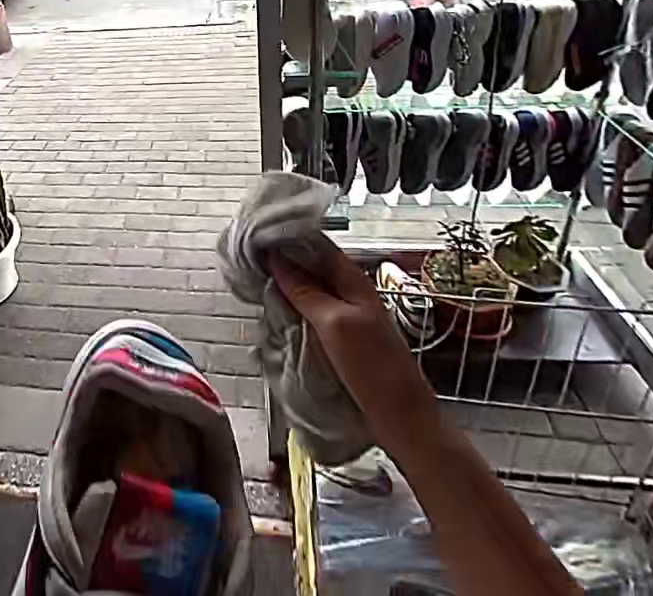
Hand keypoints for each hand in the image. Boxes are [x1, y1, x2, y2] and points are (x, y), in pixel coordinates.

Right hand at [271, 242, 440, 451]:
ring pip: (312, 287)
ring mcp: (347, 313)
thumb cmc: (372, 367)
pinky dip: (295, 303)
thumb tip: (276, 261)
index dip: (291, 237)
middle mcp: (351, 291)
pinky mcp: (342, 335)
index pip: (318, 245)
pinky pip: (314, 309)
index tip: (260, 235)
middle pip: (314, 265)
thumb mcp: (334, 324)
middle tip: (251, 257)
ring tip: (257, 277)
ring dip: (288, 282)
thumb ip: (305, 292)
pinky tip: (277, 307)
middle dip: (285, 259)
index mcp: (354, 280)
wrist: (401, 417)